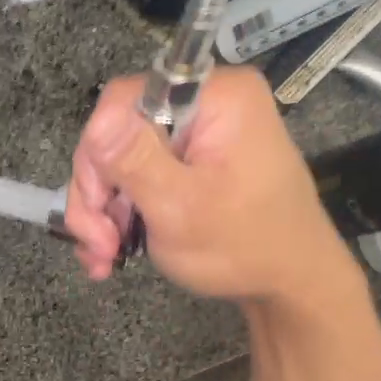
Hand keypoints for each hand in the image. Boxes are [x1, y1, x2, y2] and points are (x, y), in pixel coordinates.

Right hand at [61, 69, 363, 305]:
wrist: (283, 280)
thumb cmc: (240, 245)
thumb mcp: (178, 205)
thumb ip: (135, 160)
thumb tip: (97, 121)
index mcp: (213, 100)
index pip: (122, 102)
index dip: (98, 154)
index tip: (98, 205)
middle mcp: (202, 108)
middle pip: (112, 138)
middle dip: (97, 197)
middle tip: (102, 245)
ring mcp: (192, 139)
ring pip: (115, 167)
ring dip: (101, 216)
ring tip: (106, 258)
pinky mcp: (184, 166)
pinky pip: (131, 182)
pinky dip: (116, 219)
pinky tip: (112, 253)